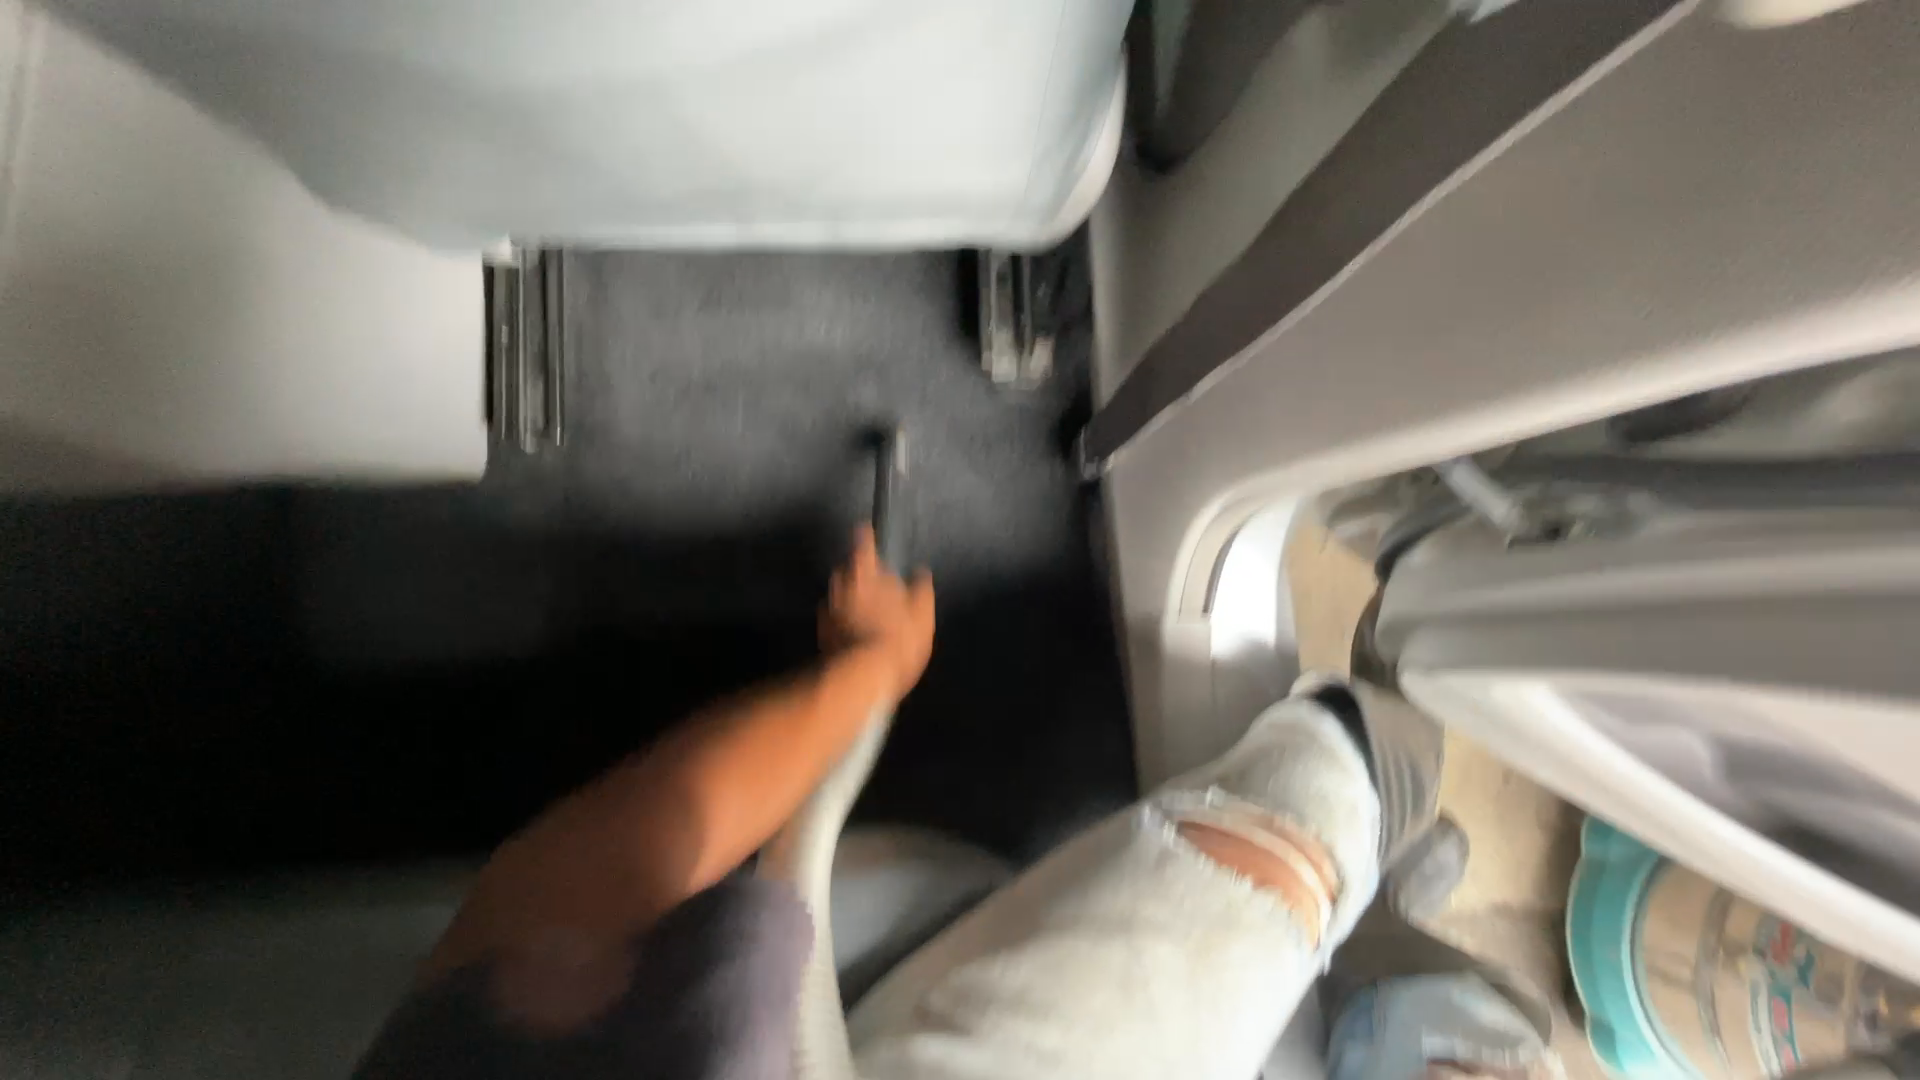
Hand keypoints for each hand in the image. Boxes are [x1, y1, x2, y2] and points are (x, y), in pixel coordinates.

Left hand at [821, 526, 934, 697]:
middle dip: (857, 571)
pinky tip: (855, 632)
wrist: (862, 678)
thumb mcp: (922, 616)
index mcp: (867, 577)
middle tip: (873, 579)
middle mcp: (842, 588)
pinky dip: (842, 619)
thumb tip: (921, 574)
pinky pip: (833, 618)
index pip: (864, 547)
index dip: (865, 537)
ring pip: (838, 594)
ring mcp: (829, 610)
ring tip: (865, 607)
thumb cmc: (897, 641)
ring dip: (849, 596)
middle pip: (847, 570)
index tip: (863, 529)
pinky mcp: (822, 633)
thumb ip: (921, 591)